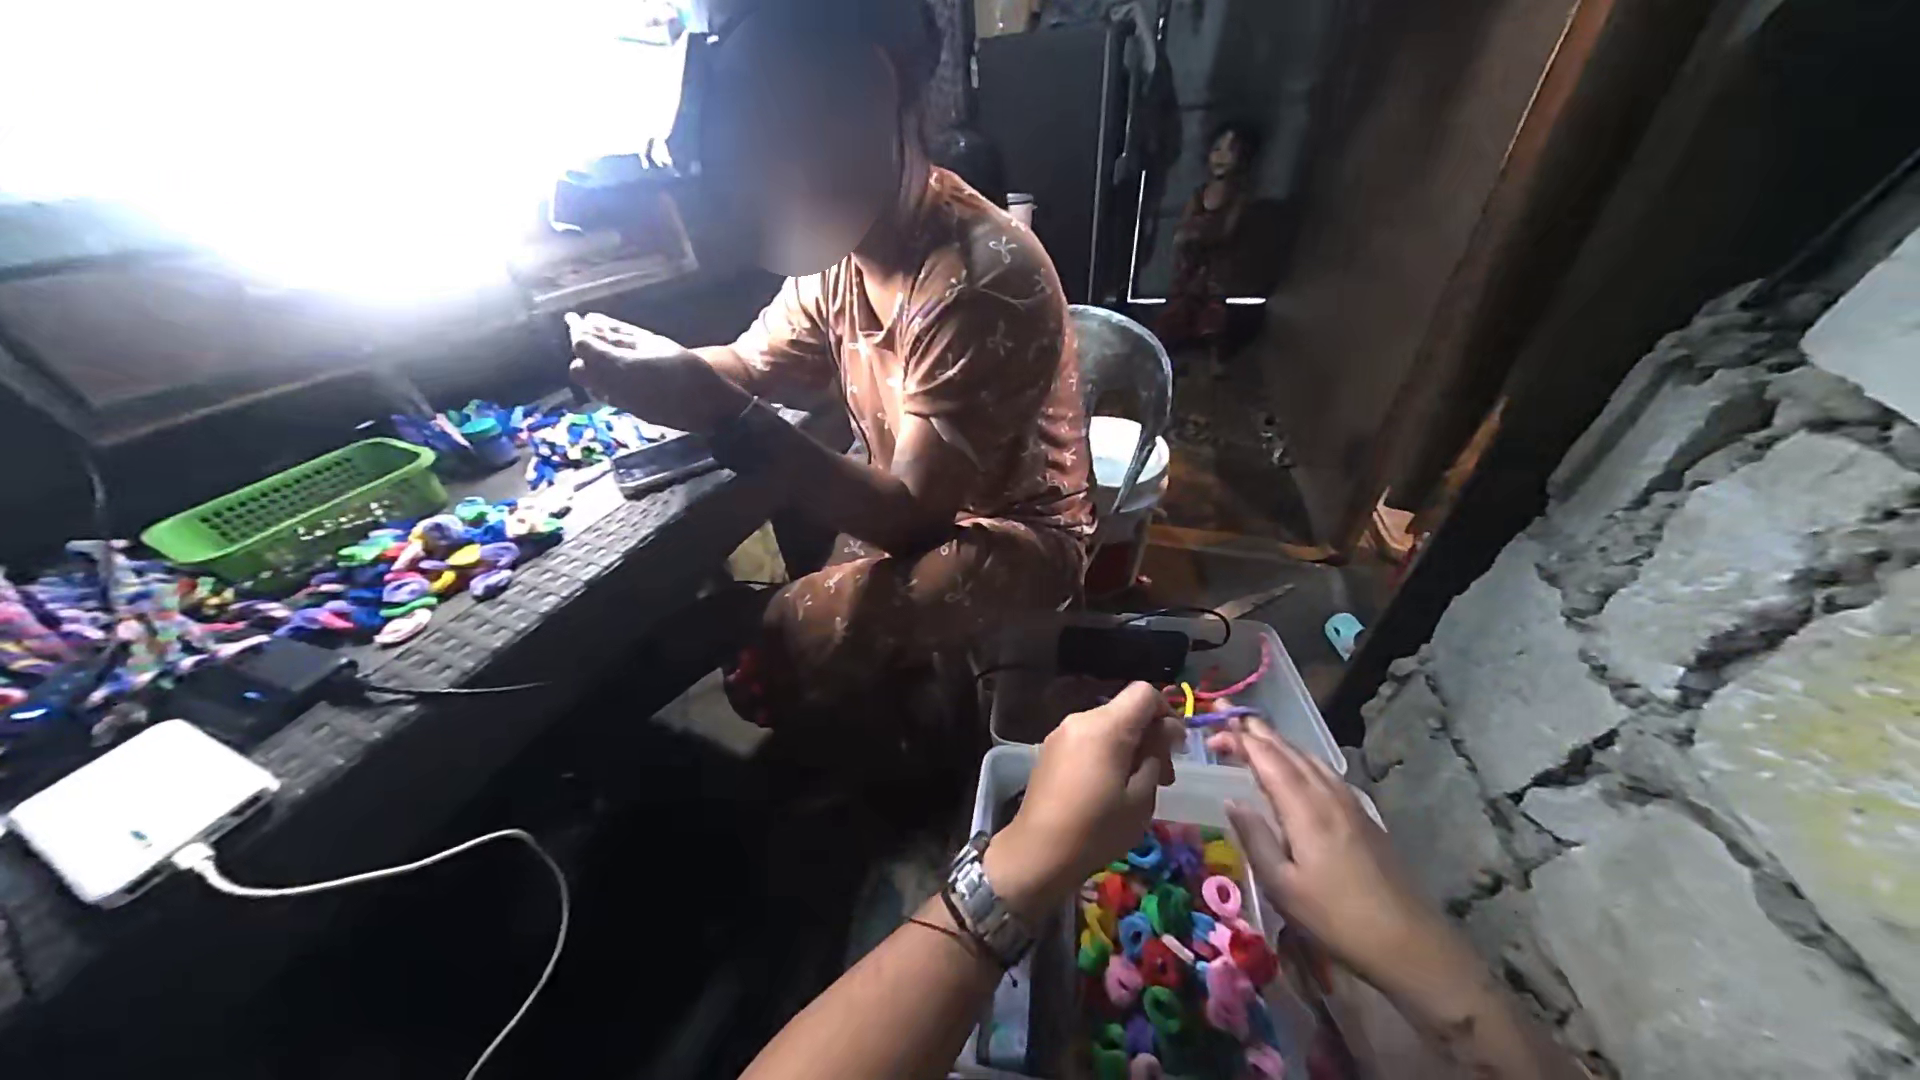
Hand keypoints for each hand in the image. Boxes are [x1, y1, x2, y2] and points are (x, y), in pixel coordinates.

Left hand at [566, 312, 748, 433]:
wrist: (708, 405)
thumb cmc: (687, 368)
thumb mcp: (655, 343)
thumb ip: (619, 333)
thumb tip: (590, 321)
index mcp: (616, 365)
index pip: (581, 346)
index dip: (579, 331)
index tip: (582, 320)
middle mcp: (612, 386)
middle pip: (579, 369)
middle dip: (586, 354)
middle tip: (600, 340)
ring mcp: (620, 402)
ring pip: (592, 385)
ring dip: (596, 369)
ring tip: (616, 357)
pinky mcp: (630, 411)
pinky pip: (608, 395)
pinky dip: (610, 382)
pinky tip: (627, 374)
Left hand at [985, 683, 1183, 920]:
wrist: (1038, 851)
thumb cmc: (1097, 828)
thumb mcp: (1142, 797)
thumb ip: (1157, 755)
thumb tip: (1165, 730)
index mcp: (1106, 726)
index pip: (1144, 692)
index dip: (1166, 712)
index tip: (1175, 747)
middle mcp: (1081, 719)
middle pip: (1125, 710)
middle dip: (1150, 735)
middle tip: (1165, 777)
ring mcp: (1061, 733)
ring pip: (1107, 725)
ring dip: (1129, 746)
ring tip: (1139, 786)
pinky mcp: (1051, 749)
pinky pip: (1088, 739)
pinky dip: (1107, 752)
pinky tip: (1110, 787)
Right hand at [1206, 716, 1477, 1002]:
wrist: (1411, 945)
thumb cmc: (1336, 918)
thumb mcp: (1282, 885)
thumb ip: (1254, 837)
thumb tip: (1232, 800)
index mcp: (1304, 807)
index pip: (1265, 757)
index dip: (1237, 739)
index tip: (1210, 737)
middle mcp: (1327, 794)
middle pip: (1287, 748)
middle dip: (1254, 727)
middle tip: (1225, 708)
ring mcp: (1348, 802)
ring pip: (1307, 756)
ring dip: (1276, 739)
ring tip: (1252, 731)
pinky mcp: (1361, 815)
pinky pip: (1322, 770)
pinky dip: (1298, 756)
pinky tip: (1293, 765)